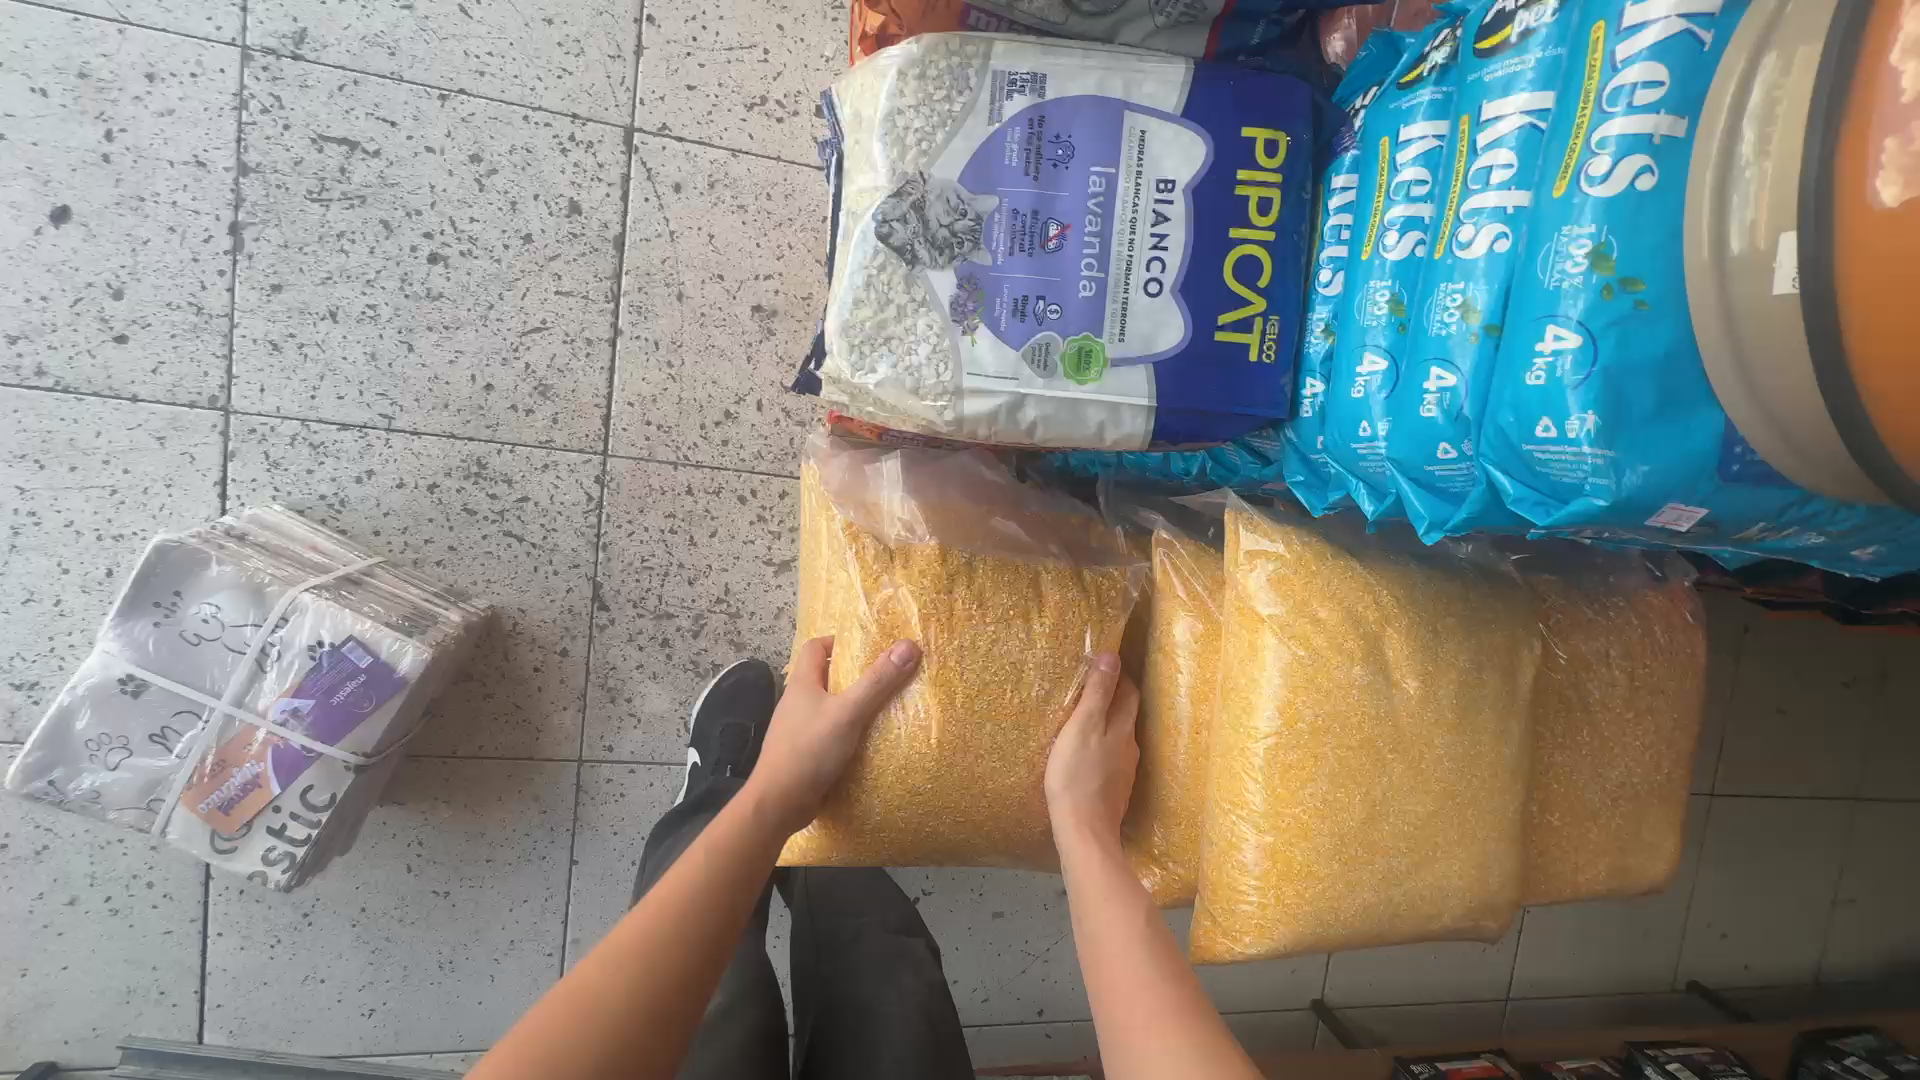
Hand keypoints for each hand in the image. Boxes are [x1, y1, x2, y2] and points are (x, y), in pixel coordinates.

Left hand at [743, 635, 921, 835]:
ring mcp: (799, 729)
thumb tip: (909, 645)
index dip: (839, 641)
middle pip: (824, 676)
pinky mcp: (805, 753)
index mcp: (802, 683)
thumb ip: (877, 681)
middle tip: (884, 677)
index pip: (815, 647)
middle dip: (853, 674)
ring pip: (828, 706)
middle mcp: (797, 702)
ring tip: (883, 707)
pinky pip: (829, 732)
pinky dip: (848, 731)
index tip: (867, 647)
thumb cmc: (809, 750)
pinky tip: (868, 741)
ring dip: (852, 704)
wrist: (778, 804)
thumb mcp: (849, 712)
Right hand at [1044, 652, 1139, 855]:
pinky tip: (1087, 755)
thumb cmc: (1077, 774)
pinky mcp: (1114, 791)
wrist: (1084, 830)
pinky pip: (1111, 760)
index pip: (1129, 693)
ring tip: (1086, 720)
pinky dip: (1102, 749)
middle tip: (1092, 689)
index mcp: (1123, 728)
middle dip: (1115, 699)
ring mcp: (1124, 772)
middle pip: (1127, 715)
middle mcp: (1130, 748)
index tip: (1102, 666)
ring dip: (1108, 725)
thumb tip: (1113, 656)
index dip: (1119, 677)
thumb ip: (1097, 693)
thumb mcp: (1082, 726)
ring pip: (1119, 738)